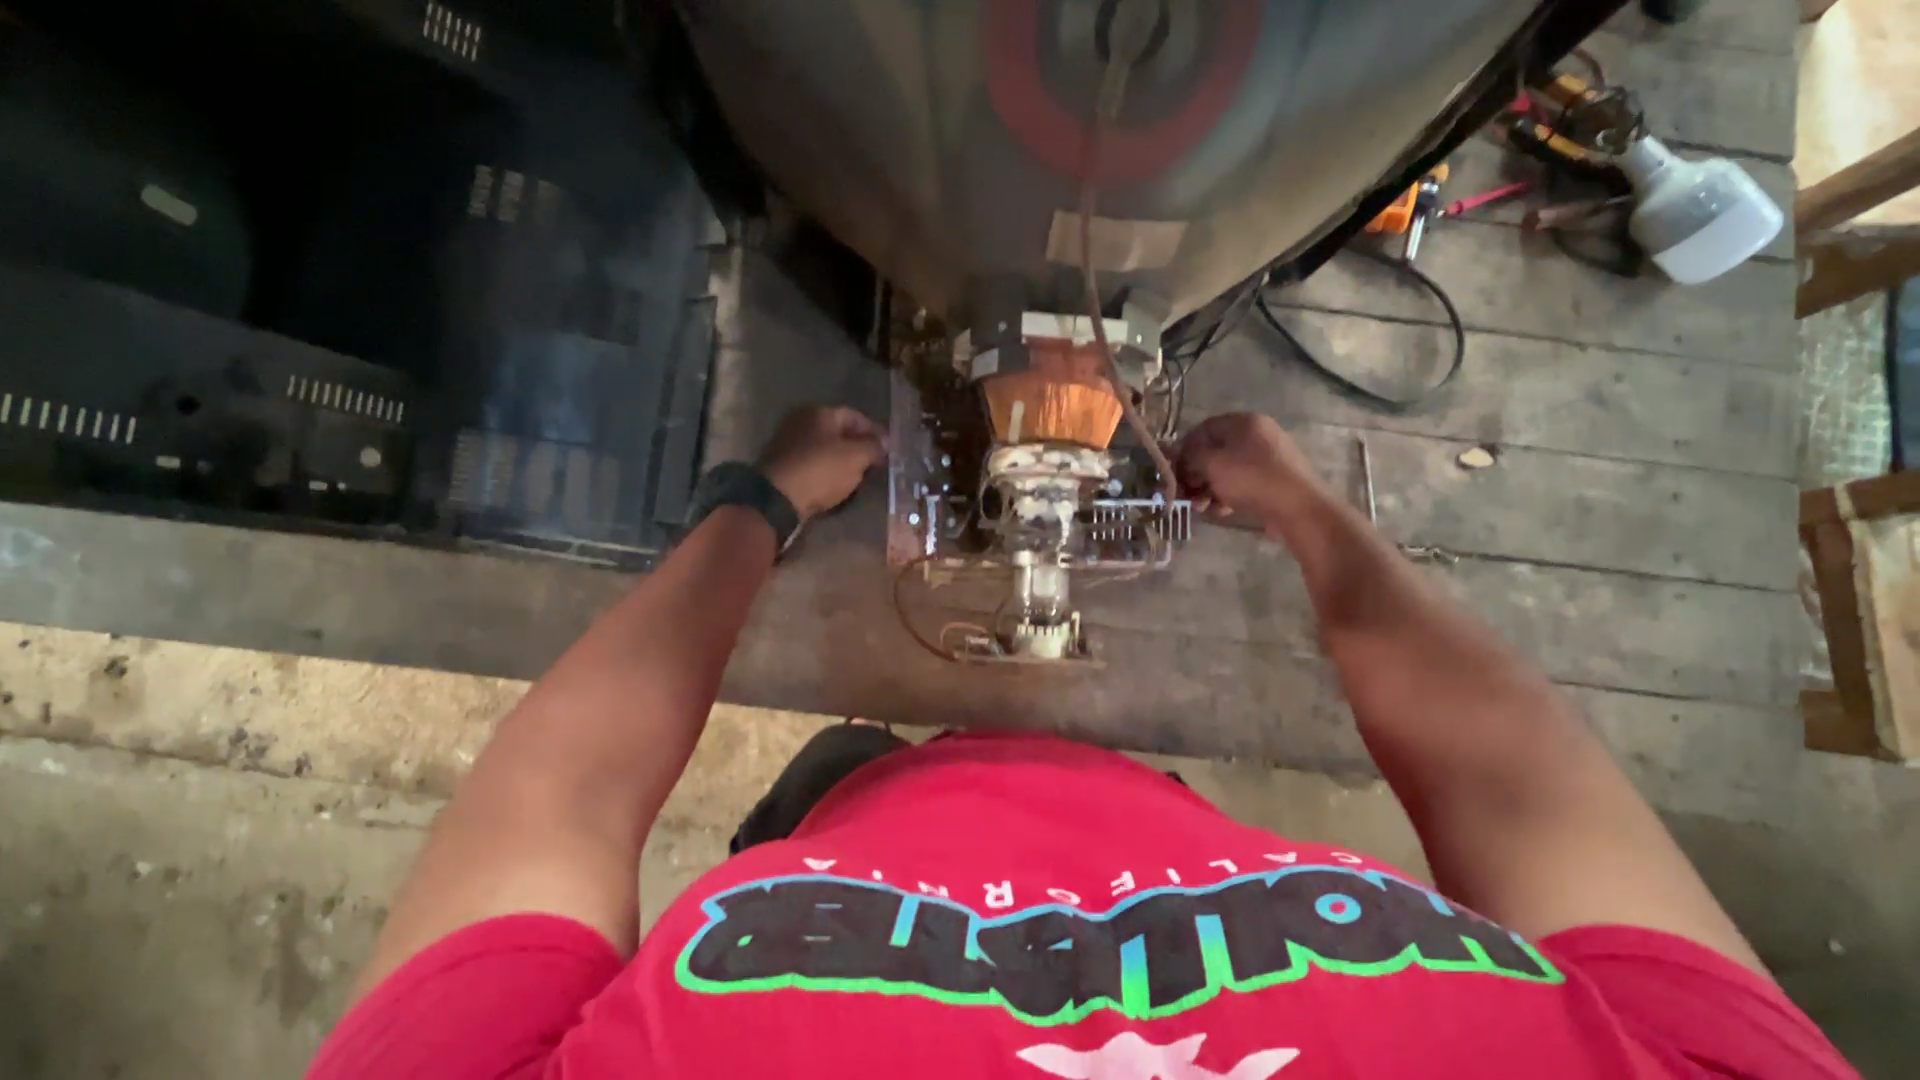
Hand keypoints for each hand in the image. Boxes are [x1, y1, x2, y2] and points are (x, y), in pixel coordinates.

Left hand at [758, 406, 886, 520]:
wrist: (777, 497)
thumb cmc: (820, 470)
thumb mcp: (855, 457)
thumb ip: (873, 447)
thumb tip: (885, 443)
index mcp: (820, 412)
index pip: (855, 416)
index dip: (875, 431)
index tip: (889, 448)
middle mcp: (802, 421)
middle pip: (838, 431)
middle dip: (858, 446)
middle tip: (876, 463)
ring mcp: (788, 442)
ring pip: (825, 448)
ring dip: (842, 460)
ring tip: (859, 476)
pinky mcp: (782, 464)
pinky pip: (812, 464)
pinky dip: (826, 471)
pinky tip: (836, 484)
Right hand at [1175, 412, 1323, 524]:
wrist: (1297, 508)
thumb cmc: (1251, 478)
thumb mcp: (1212, 464)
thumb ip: (1190, 456)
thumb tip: (1176, 454)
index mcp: (1245, 422)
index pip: (1204, 428)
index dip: (1184, 448)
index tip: (1172, 470)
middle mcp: (1258, 435)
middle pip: (1216, 451)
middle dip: (1196, 473)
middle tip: (1183, 492)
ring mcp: (1269, 458)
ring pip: (1228, 470)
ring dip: (1209, 488)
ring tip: (1200, 507)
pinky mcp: (1274, 481)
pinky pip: (1243, 484)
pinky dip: (1228, 495)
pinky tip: (1220, 511)